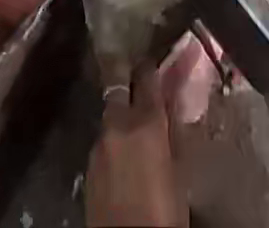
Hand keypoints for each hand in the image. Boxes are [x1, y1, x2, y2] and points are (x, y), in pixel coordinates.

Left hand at [86, 64, 186, 227]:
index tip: (155, 56)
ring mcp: (98, 141)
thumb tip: (173, 111)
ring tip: (136, 121)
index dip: (151, 65)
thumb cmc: (164, 214)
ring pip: (110, 112)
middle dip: (128, 76)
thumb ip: (174, 137)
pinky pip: (104, 137)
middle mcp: (116, 123)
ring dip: (122, 111)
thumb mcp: (180, 174)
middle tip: (139, 75)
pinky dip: (114, 136)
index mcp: (144, 123)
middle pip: (119, 85)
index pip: (146, 78)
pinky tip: (124, 151)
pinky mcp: (88, 161)